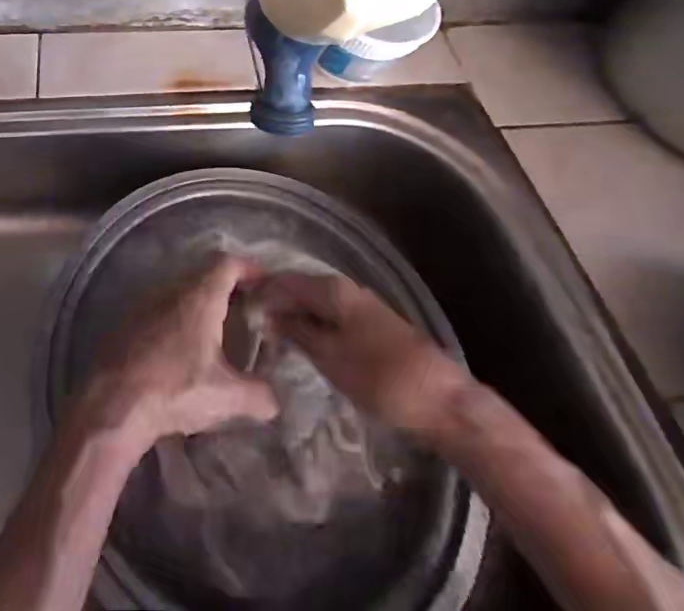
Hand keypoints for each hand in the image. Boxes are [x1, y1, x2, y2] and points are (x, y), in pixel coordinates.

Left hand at [74, 255, 280, 452]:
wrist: (112, 403)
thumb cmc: (174, 390)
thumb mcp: (226, 398)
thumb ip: (259, 395)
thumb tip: (274, 401)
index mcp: (199, 297)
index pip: (228, 263)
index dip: (249, 268)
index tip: (265, 282)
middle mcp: (171, 290)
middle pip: (204, 274)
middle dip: (228, 287)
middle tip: (248, 308)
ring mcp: (145, 303)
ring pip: (180, 290)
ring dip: (201, 302)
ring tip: (218, 329)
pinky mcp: (127, 321)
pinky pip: (161, 307)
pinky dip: (178, 317)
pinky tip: (183, 346)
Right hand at [255, 272, 471, 434]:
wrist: (442, 403)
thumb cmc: (381, 379)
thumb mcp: (330, 358)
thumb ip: (298, 332)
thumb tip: (271, 313)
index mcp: (335, 290)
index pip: (285, 279)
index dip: (262, 291)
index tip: (240, 310)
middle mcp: (349, 289)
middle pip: (302, 289)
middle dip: (278, 304)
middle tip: (252, 327)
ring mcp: (364, 307)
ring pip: (318, 303)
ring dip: (297, 316)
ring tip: (272, 337)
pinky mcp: (373, 326)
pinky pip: (333, 316)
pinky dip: (315, 325)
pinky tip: (305, 344)